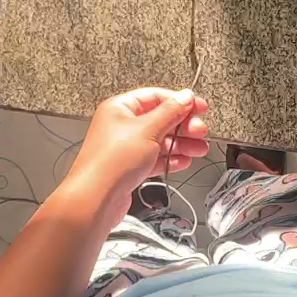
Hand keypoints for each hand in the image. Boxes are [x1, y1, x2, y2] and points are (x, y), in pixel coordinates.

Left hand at [58, 87, 209, 226]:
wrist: (96, 198)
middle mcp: (122, 126)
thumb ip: (171, 112)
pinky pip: (155, 159)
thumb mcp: (148, 129)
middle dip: (184, 126)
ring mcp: (126, 148)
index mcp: (120, 109)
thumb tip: (186, 97)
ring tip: (199, 149)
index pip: (155, 97)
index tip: (200, 108)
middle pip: (161, 120)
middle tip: (200, 132)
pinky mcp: (131, 168)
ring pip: (160, 141)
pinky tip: (183, 161)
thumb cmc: (112, 162)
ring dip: (182, 145)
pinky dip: (170, 160)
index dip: (179, 101)